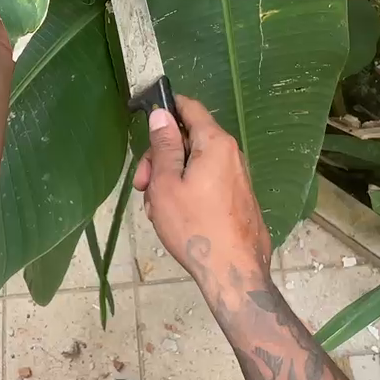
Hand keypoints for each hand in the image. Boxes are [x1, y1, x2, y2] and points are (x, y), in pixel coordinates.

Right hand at [132, 96, 271, 290]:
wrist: (233, 272)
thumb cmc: (194, 226)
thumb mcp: (166, 184)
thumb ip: (163, 146)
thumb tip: (161, 114)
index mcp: (214, 143)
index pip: (190, 107)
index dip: (166, 109)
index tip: (145, 122)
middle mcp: (231, 154)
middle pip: (188, 140)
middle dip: (160, 158)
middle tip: (142, 186)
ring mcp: (237, 177)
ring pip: (194, 165)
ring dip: (170, 180)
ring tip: (158, 211)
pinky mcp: (238, 198)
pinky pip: (207, 183)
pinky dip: (188, 192)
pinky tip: (175, 218)